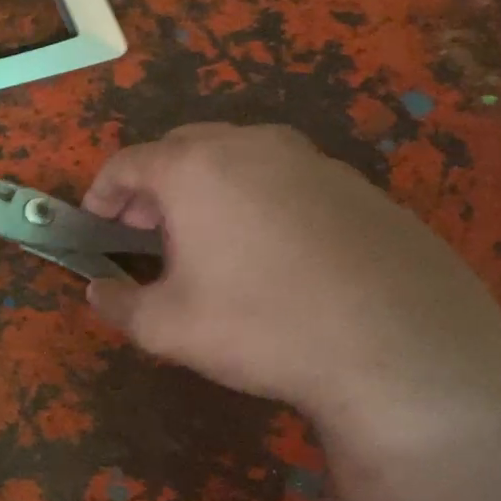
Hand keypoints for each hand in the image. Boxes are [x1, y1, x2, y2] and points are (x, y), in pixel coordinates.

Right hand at [83, 123, 500, 445]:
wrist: (406, 354)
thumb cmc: (260, 328)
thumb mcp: (162, 326)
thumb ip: (116, 302)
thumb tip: (99, 290)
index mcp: (196, 171)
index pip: (128, 163)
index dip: (100, 193)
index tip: (94, 225)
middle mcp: (256, 150)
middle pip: (184, 146)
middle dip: (153, 182)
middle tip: (142, 228)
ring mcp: (320, 166)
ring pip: (243, 157)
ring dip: (208, 186)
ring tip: (204, 238)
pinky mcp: (368, 193)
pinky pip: (292, 182)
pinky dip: (261, 202)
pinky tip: (269, 255)